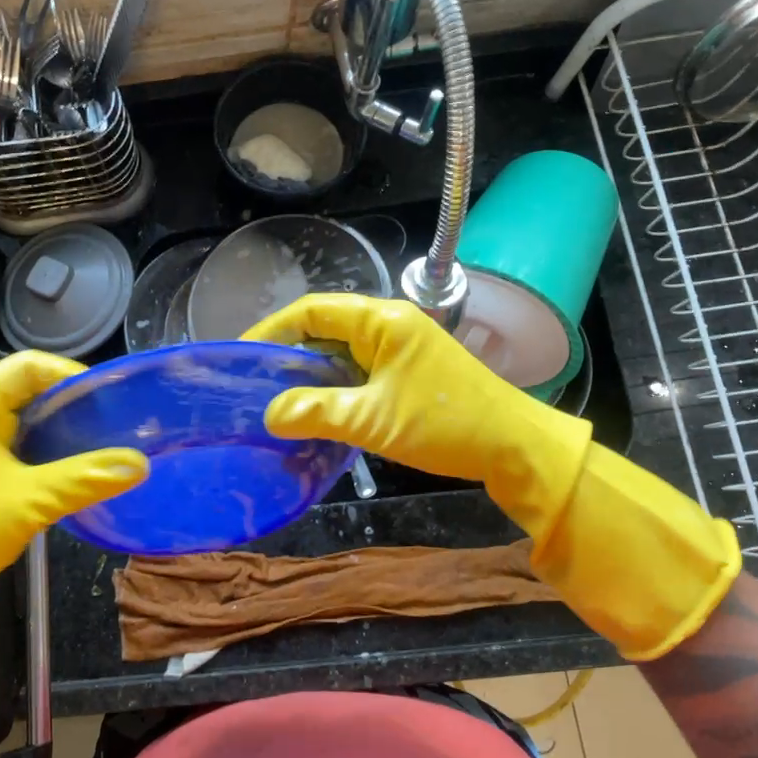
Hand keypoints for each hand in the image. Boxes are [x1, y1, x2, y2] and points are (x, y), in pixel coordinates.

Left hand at [0, 351, 147, 757]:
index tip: (110, 398)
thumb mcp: (29, 501)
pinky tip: (77, 460)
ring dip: (62, 422)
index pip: (29, 366)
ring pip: (25, 412)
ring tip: (104, 436)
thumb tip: (140, 463)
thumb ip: (85, 477)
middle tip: (114, 417)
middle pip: (28, 384)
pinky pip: (19, 437)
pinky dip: (49, 443)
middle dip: (71, 398)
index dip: (72, 375)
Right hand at [243, 294, 740, 660]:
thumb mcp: (373, 421)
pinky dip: (333, 382)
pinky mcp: (409, 369)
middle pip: (325, 325)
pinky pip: (359, 366)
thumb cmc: (445, 424)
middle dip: (288, 349)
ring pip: (341, 348)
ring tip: (275, 394)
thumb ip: (316, 411)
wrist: (516, 447)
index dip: (272, 329)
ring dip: (310, 368)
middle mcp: (391, 323)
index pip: (313, 310)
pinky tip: (316, 406)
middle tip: (253, 379)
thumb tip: (269, 413)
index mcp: (383, 320)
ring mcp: (402, 346)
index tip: (241, 354)